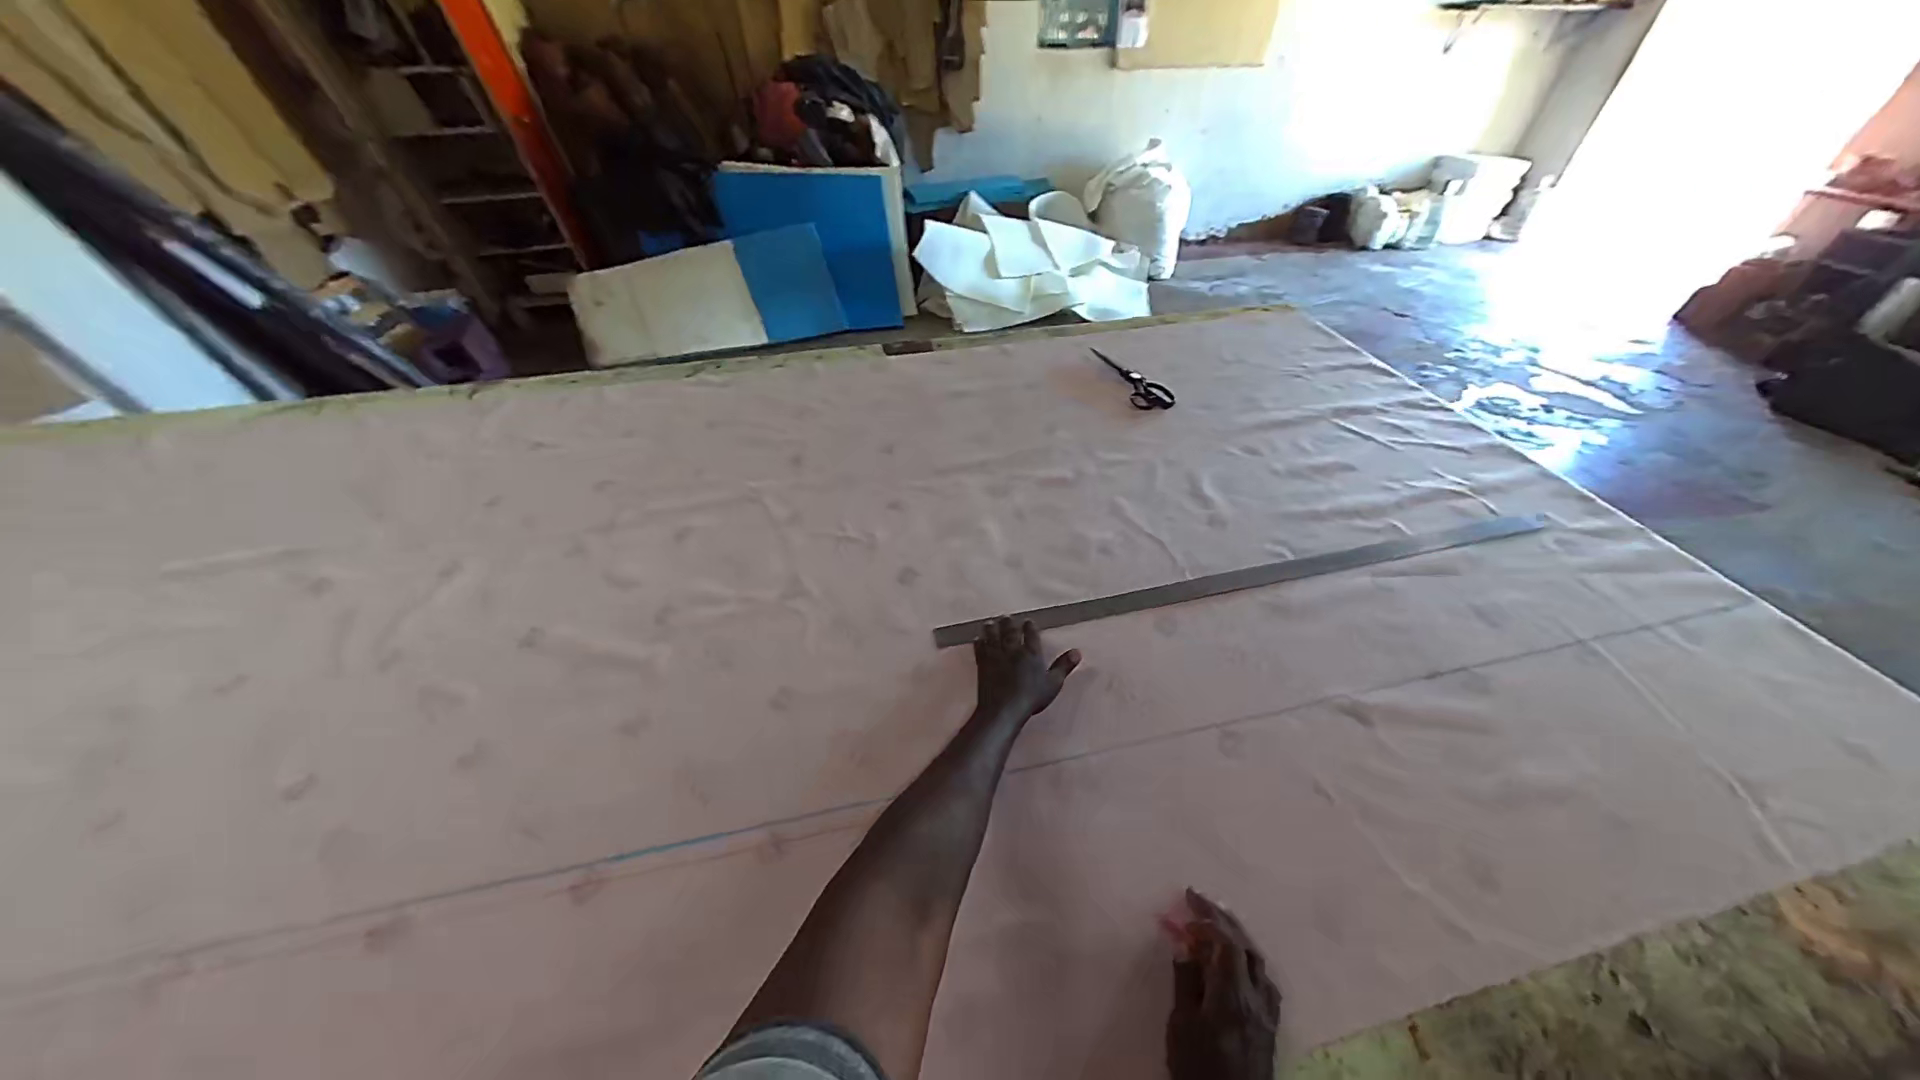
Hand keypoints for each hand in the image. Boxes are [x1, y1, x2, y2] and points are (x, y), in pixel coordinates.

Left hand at [972, 617, 1079, 721]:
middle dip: (1008, 622)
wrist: (1004, 709)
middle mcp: (1012, 649)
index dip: (1029, 626)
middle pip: (1009, 630)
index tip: (1028, 620)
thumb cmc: (1031, 698)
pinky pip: (979, 649)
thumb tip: (1077, 651)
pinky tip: (977, 640)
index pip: (1030, 633)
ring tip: (990, 622)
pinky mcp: (982, 664)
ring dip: (991, 628)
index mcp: (1031, 653)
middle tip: (1006, 616)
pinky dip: (979, 643)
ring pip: (992, 635)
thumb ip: (1064, 666)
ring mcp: (995, 655)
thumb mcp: (1053, 684)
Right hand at [1168, 889, 1280, 1079]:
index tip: (1187, 899)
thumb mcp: (1181, 1026)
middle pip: (1245, 947)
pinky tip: (1235, 960)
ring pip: (1258, 961)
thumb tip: (1185, 947)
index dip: (1208, 917)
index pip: (1226, 943)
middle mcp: (1257, 1000)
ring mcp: (1268, 1014)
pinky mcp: (1270, 1027)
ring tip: (1215, 921)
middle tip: (1199, 899)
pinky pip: (1263, 980)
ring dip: (1236, 935)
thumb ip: (1185, 983)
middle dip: (1222, 918)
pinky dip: (1246, 959)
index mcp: (1233, 997)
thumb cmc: (1198, 1070)